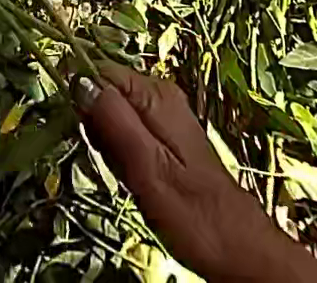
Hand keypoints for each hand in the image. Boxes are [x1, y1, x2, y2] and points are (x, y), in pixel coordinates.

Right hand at [75, 65, 316, 282]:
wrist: (235, 246)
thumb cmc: (191, 211)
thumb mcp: (145, 166)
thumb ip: (112, 119)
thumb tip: (80, 81)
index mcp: (155, 94)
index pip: (100, 70)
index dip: (84, 98)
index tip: (87, 132)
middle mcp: (160, 94)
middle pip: (105, 91)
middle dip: (97, 124)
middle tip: (113, 160)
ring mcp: (163, 114)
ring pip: (113, 114)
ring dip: (108, 142)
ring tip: (126, 172)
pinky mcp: (165, 134)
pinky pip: (127, 131)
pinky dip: (122, 152)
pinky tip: (133, 175)